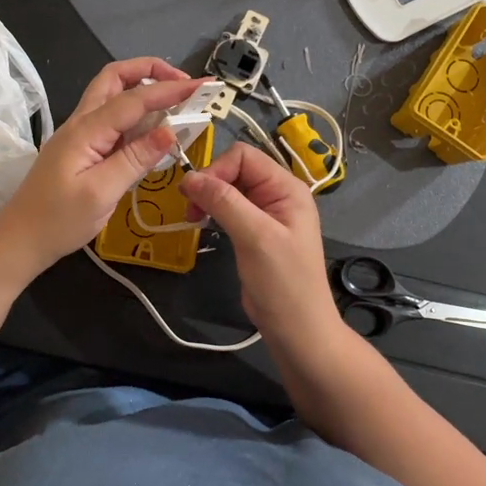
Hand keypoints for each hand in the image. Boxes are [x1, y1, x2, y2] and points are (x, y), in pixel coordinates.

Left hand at [0, 58, 199, 273]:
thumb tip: (170, 132)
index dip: (168, 89)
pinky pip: (111, 118)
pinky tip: (153, 128)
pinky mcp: (81, 148)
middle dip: (150, 71)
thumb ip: (134, 160)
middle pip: (115, 78)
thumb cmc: (58, 221)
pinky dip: (135, 112)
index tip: (201, 86)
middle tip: (183, 85)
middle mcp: (81, 123)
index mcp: (86, 130)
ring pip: (111, 94)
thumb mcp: (101, 194)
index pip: (133, 99)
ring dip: (143, 88)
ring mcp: (79, 134)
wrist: (20, 239)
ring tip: (176, 102)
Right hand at [178, 143, 338, 336]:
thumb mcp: (255, 237)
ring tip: (193, 218)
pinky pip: (230, 209)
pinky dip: (213, 212)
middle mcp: (278, 195)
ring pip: (229, 189)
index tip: (194, 194)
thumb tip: (188, 177)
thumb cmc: (282, 282)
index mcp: (287, 188)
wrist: (297, 329)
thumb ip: (224, 202)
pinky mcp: (255, 232)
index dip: (217, 169)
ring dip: (208, 198)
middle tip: (189, 210)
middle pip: (236, 170)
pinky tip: (202, 224)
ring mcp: (267, 214)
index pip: (244, 156)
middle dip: (210, 184)